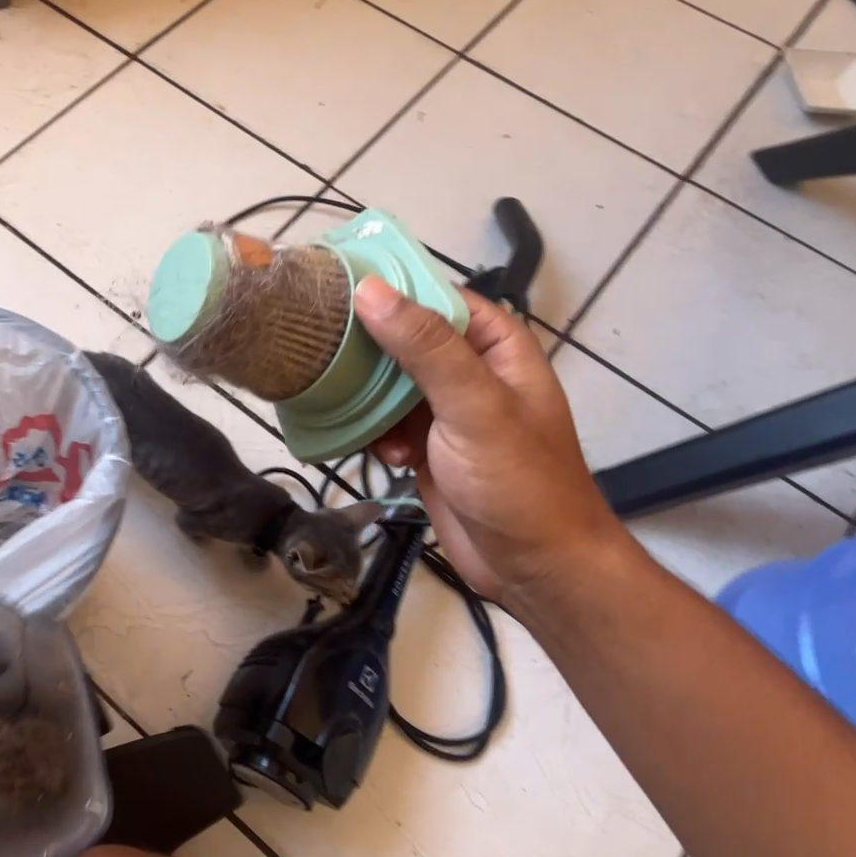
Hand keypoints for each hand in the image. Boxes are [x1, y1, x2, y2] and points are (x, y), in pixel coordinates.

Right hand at [354, 277, 631, 611]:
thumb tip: (370, 292)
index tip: (335, 291)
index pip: (435, 297)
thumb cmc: (518, 481)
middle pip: (404, 339)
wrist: (533, 566)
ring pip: (387, 384)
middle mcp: (469, 370)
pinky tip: (389, 458)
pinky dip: (377, 436)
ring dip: (368, 402)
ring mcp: (446, 410)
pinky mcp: (427, 445)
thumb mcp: (473, 406)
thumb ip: (425, 348)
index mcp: (495, 346)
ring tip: (362, 419)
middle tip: (321, 350)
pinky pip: (386, 423)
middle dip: (367, 350)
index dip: (389, 290)